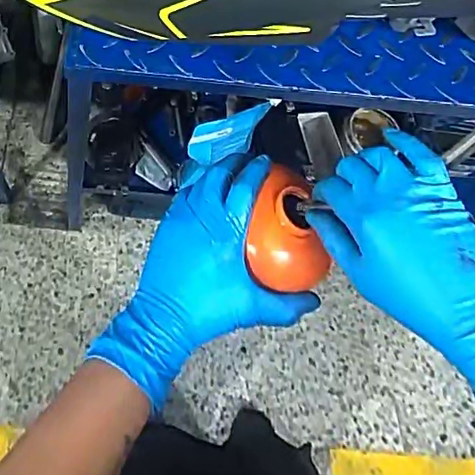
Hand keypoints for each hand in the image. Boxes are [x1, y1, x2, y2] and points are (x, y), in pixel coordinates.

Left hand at [88, 155, 320, 409]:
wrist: (163, 315)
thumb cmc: (205, 308)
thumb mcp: (253, 307)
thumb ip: (287, 305)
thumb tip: (311, 301)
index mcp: (224, 229)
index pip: (242, 187)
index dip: (256, 170)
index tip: (266, 162)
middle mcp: (201, 215)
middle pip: (217, 174)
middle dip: (233, 161)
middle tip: (247, 160)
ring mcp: (181, 216)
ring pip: (198, 180)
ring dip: (214, 171)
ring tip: (228, 171)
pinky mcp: (167, 223)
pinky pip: (185, 194)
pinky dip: (197, 186)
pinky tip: (205, 194)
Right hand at [303, 128, 474, 362]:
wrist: (472, 313)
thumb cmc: (420, 299)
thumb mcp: (361, 275)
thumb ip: (334, 239)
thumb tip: (318, 218)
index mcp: (362, 218)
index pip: (330, 187)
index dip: (324, 192)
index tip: (326, 199)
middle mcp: (387, 197)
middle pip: (351, 166)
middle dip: (343, 174)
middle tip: (345, 187)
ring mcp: (415, 190)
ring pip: (379, 153)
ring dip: (367, 157)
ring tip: (366, 168)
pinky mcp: (441, 191)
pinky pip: (421, 154)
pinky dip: (405, 140)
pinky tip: (395, 138)